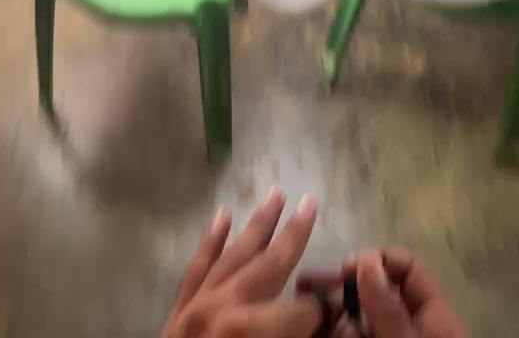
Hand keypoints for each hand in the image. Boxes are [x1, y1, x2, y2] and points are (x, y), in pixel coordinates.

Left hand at [161, 188, 327, 337]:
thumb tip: (328, 328)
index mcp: (252, 332)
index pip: (302, 313)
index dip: (324, 311)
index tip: (342, 306)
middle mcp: (226, 309)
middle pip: (270, 265)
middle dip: (294, 234)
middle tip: (312, 202)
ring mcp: (197, 306)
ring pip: (234, 254)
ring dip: (256, 224)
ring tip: (274, 193)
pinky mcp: (176, 312)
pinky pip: (197, 268)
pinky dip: (211, 242)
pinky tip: (222, 216)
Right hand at [298, 249, 468, 337]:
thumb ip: (388, 306)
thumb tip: (366, 258)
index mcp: (433, 313)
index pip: (406, 267)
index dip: (377, 259)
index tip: (346, 268)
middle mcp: (412, 324)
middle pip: (375, 292)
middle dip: (340, 286)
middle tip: (306, 286)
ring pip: (359, 318)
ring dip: (332, 310)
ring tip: (303, 310)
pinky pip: (353, 336)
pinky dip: (335, 330)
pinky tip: (312, 329)